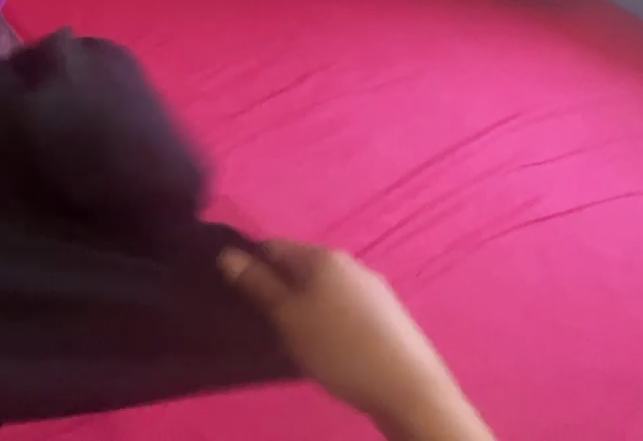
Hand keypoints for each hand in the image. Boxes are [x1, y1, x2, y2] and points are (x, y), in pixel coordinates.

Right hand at [220, 241, 490, 440]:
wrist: (415, 397)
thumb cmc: (340, 348)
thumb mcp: (285, 315)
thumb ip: (255, 282)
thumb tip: (227, 253)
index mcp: (322, 256)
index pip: (271, 246)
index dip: (251, 266)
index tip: (243, 293)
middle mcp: (351, 264)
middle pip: (300, 267)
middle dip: (282, 287)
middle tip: (270, 319)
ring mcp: (377, 290)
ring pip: (326, 289)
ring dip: (308, 305)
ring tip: (302, 336)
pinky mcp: (394, 318)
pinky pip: (349, 307)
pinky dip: (334, 319)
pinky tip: (335, 346)